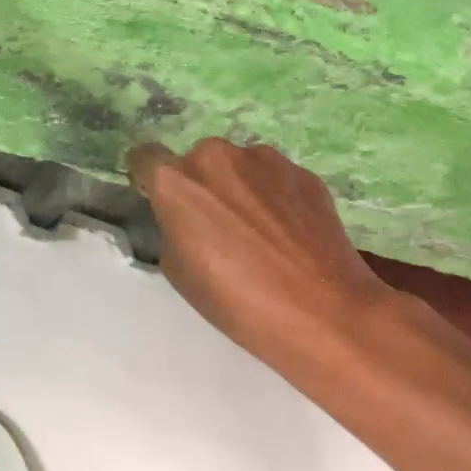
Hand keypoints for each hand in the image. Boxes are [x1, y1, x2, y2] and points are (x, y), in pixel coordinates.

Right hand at [129, 139, 391, 368]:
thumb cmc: (238, 300)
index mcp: (174, 179)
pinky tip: (291, 234)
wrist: (327, 314)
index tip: (162, 202)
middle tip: (219, 226)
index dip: (149, 180)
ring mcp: (264, 160)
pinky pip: (276, 178)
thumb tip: (185, 219)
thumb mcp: (177, 270)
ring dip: (240, 187)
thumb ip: (172, 228)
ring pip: (239, 167)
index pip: (144, 157)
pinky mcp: (304, 174)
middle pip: (196, 161)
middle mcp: (215, 156)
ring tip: (262, 231)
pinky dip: (276, 197)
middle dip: (202, 185)